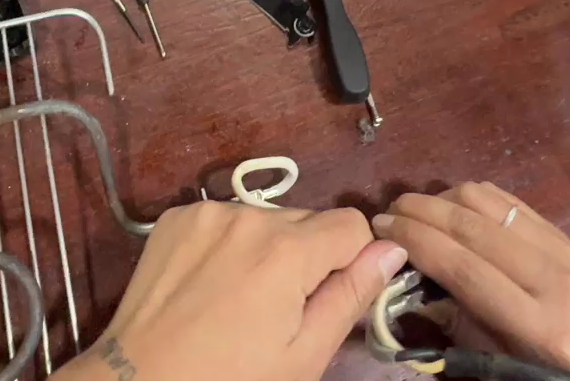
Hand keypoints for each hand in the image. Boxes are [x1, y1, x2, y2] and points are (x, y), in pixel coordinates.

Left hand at [56, 200, 408, 380]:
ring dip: (267, 248)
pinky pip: (224, 217)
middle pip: (307, 220)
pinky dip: (228, 242)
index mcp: (287, 249)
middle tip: (281, 308)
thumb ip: (350, 296)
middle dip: (308, 256)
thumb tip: (392, 249)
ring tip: (240, 298)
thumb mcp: (303, 358)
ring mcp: (209, 211)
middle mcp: (251, 215)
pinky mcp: (177, 215)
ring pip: (266, 218)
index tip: (331, 295)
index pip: (351, 224)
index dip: (352, 260)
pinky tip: (209, 281)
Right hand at [373, 182, 569, 380]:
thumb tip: (417, 285)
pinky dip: (471, 196)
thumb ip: (466, 329)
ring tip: (416, 211)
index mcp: (542, 326)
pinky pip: (508, 200)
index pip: (462, 266)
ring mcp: (563, 248)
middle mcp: (553, 277)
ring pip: (486, 199)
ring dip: (442, 197)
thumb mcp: (515, 373)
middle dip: (419, 211)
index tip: (380, 227)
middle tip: (386, 212)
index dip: (415, 240)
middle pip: (469, 223)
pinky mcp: (567, 234)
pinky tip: (453, 207)